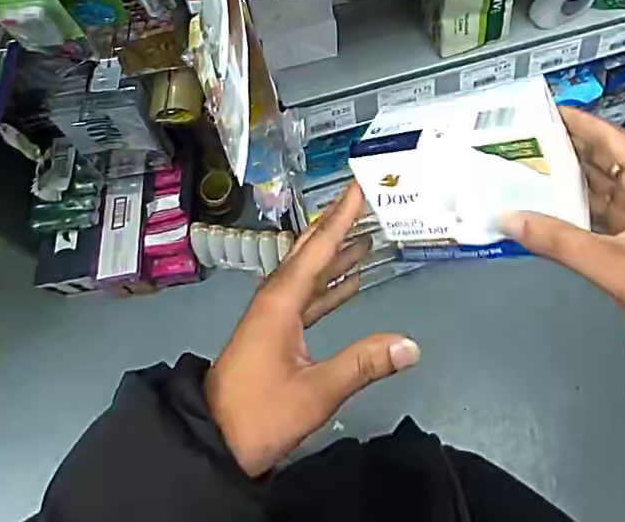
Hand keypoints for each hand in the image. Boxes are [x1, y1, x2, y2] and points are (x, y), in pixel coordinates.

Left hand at [206, 183, 419, 476]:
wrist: (214, 438)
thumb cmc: (260, 412)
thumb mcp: (315, 392)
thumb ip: (363, 365)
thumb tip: (410, 344)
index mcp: (283, 298)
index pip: (319, 246)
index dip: (341, 214)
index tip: (358, 186)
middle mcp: (278, 295)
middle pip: (312, 250)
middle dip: (338, 223)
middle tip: (364, 200)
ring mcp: (276, 312)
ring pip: (311, 271)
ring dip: (338, 253)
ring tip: (367, 235)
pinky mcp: (278, 329)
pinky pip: (310, 294)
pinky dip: (332, 284)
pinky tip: (352, 281)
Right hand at [500, 108, 624, 386]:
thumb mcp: (618, 269)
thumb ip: (560, 242)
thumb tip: (506, 216)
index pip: (615, 142)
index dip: (581, 123)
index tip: (543, 109)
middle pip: (603, 161)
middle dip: (566, 147)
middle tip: (521, 136)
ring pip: (598, 188)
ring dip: (565, 177)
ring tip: (522, 164)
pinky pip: (596, 214)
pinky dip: (571, 207)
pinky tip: (541, 204)